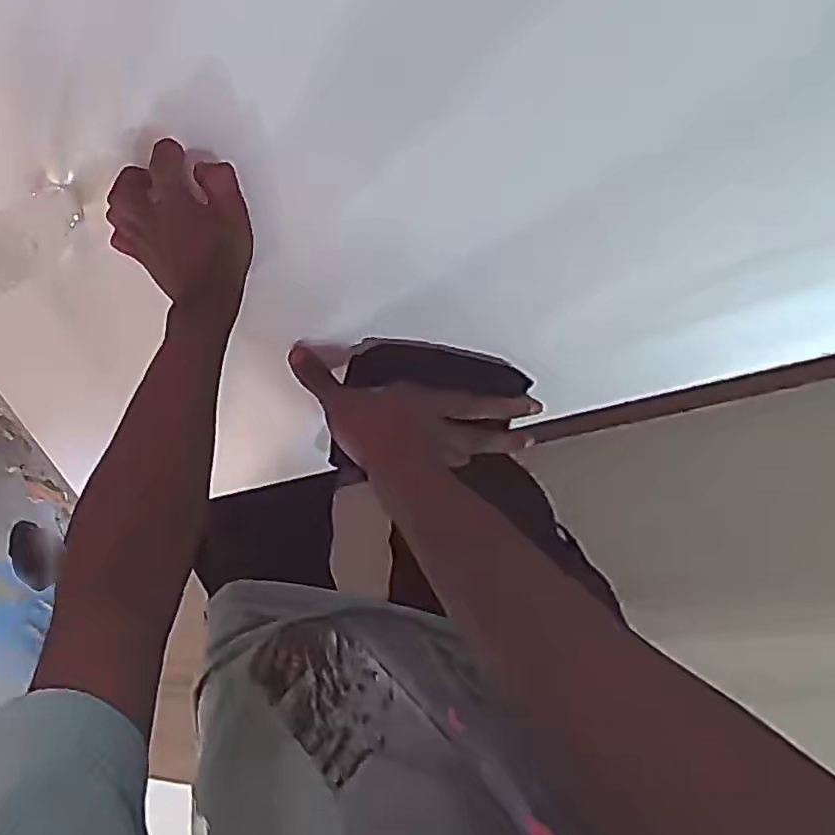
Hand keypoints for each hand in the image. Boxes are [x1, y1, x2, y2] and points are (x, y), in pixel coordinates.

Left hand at [106, 137, 252, 321]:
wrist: (206, 297)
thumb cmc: (221, 259)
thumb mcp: (234, 212)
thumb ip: (219, 181)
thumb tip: (204, 167)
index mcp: (171, 198)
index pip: (161, 158)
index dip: (170, 152)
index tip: (179, 156)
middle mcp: (148, 213)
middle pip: (126, 181)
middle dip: (141, 172)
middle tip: (159, 175)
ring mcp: (139, 234)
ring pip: (116, 205)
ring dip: (128, 195)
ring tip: (147, 196)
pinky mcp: (137, 252)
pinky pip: (119, 232)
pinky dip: (125, 223)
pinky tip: (142, 223)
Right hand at [288, 345, 540, 473]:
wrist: (385, 466)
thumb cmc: (369, 429)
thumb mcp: (338, 399)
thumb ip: (319, 378)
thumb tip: (298, 352)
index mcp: (420, 402)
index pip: (465, 400)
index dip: (495, 401)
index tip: (525, 402)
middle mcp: (438, 426)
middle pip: (479, 423)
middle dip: (506, 422)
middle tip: (536, 419)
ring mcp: (438, 455)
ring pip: (473, 448)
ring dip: (495, 447)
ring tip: (522, 447)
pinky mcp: (430, 478)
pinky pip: (454, 476)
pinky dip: (465, 477)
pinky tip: (471, 483)